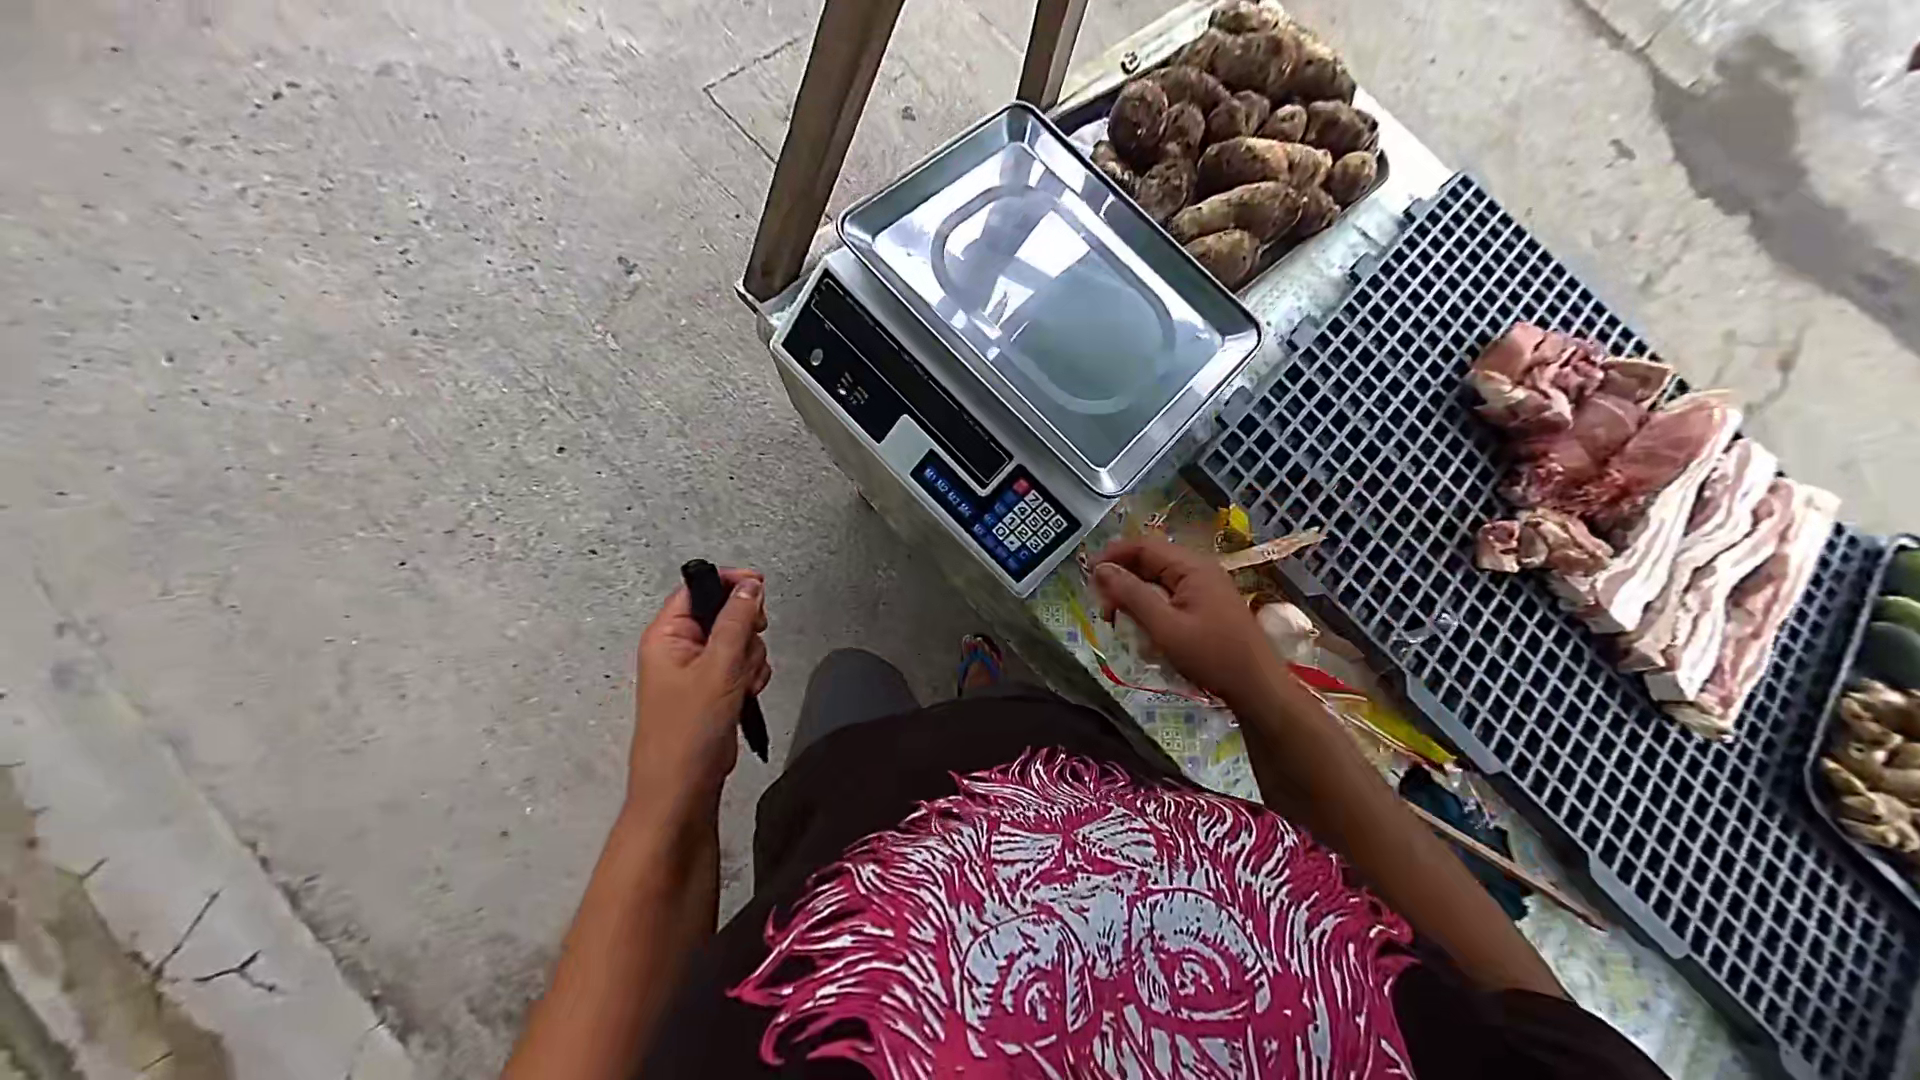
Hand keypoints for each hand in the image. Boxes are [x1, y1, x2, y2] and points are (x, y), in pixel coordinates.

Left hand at [630, 568, 770, 809]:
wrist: (684, 783)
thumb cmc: (684, 732)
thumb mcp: (717, 667)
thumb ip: (737, 621)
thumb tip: (749, 587)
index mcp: (667, 635)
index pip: (698, 589)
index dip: (729, 583)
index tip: (757, 586)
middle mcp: (681, 647)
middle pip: (726, 613)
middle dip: (746, 631)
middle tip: (743, 650)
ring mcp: (699, 667)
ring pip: (741, 640)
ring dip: (750, 658)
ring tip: (740, 682)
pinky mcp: (715, 685)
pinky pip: (743, 663)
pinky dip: (751, 675)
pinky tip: (744, 693)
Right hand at [1091, 538, 1275, 701]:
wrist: (1258, 687)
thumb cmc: (1212, 656)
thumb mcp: (1165, 627)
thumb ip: (1131, 595)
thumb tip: (1101, 570)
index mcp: (1192, 567)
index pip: (1144, 546)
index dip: (1113, 555)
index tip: (1089, 575)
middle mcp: (1199, 569)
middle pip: (1150, 561)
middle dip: (1121, 578)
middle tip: (1103, 606)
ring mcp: (1205, 587)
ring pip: (1158, 579)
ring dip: (1134, 593)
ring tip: (1117, 617)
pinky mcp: (1207, 604)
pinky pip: (1170, 594)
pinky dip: (1150, 604)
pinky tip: (1141, 624)